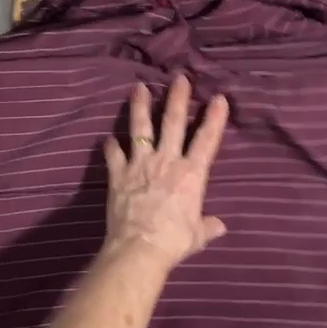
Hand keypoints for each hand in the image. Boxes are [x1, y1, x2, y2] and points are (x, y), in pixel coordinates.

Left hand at [101, 75, 228, 269]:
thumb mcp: (196, 236)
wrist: (139, 248)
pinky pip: (113, 155)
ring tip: (138, 88)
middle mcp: (166, 162)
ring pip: (140, 128)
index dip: (214, 118)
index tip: (219, 98)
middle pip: (172, 122)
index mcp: (191, 174)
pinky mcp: (118, 174)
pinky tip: (107, 138)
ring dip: (140, 106)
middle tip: (179, 78)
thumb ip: (207, 226)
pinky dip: (110, 146)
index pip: (207, 140)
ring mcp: (140, 165)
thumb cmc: (173, 241)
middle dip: (177, 98)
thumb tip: (219, 226)